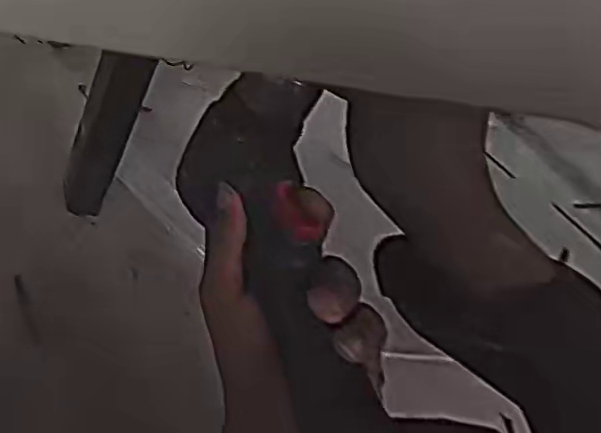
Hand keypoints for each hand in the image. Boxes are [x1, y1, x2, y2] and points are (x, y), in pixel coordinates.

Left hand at [201, 185, 389, 432]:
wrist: (275, 420)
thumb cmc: (242, 358)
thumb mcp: (222, 293)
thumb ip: (226, 242)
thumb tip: (227, 191)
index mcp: (265, 267)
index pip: (288, 225)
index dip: (300, 208)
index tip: (304, 200)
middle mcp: (301, 288)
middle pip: (328, 258)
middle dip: (330, 272)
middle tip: (316, 288)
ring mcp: (335, 320)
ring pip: (355, 293)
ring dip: (344, 302)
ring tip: (328, 323)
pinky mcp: (365, 355)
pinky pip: (378, 332)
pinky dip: (366, 338)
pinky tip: (350, 352)